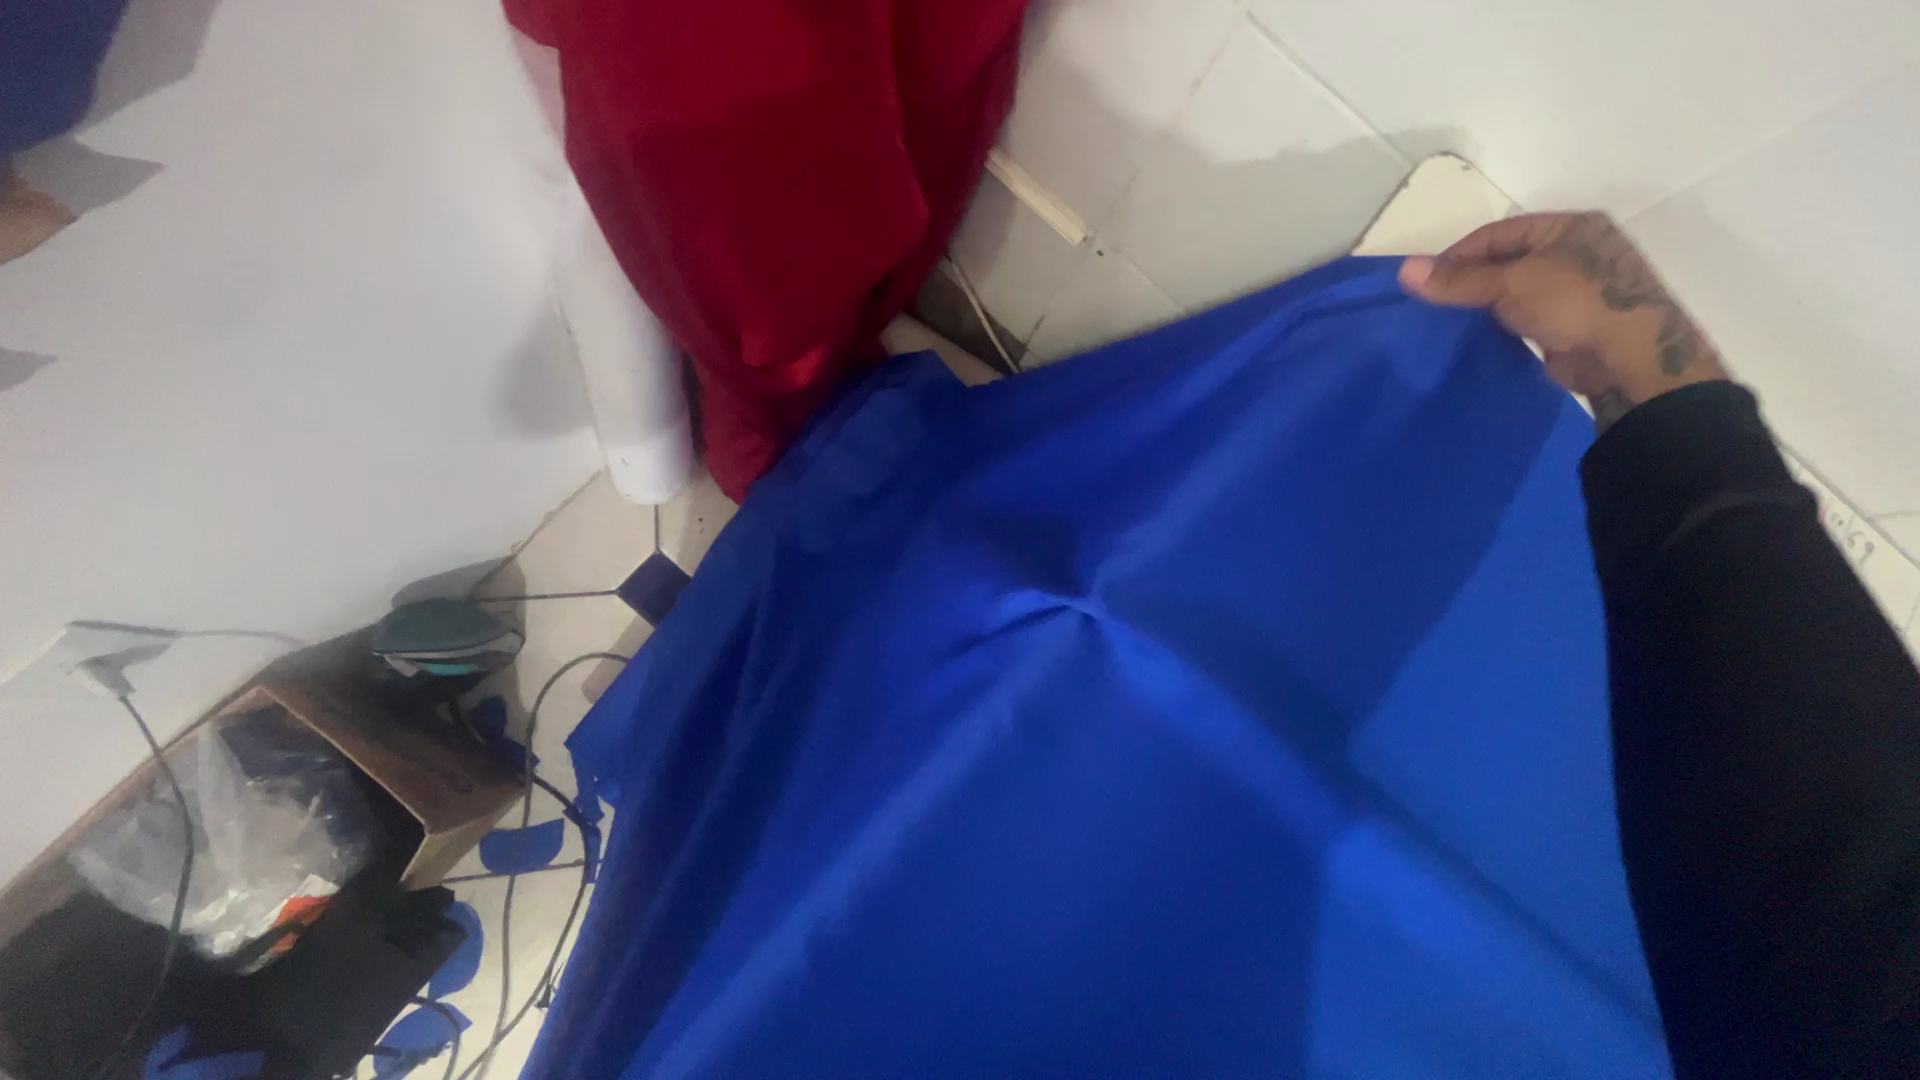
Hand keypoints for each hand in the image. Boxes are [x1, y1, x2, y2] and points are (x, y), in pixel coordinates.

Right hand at [1399, 212, 1727, 431]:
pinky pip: (1520, 313)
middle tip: (1431, 303)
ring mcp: (1572, 287)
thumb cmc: (1573, 302)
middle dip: (1466, 280)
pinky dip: (1496, 321)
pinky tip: (1473, 335)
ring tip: (1445, 321)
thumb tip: (1404, 270)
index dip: (1457, 255)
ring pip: (1510, 288)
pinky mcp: (1566, 320)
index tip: (1425, 282)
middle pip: (1502, 260)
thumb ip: (1458, 280)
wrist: (1626, 357)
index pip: (1496, 233)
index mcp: (1568, 227)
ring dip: (1479, 303)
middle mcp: (1573, 250)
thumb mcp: (1510, 284)